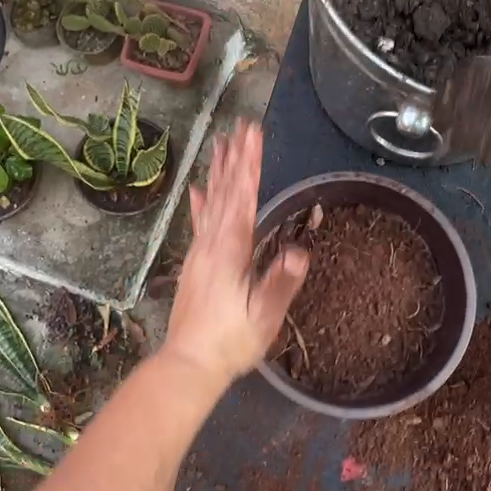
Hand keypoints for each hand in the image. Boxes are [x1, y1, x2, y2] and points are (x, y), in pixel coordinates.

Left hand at [163, 121, 308, 385]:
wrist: (189, 365)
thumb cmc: (231, 343)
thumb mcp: (263, 317)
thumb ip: (280, 283)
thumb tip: (301, 250)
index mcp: (231, 250)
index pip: (243, 197)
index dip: (250, 164)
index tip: (253, 134)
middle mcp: (212, 243)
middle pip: (226, 191)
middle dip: (236, 157)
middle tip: (241, 125)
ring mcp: (200, 252)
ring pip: (211, 202)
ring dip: (219, 171)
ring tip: (220, 142)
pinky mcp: (195, 264)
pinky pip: (200, 223)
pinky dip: (200, 202)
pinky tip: (197, 189)